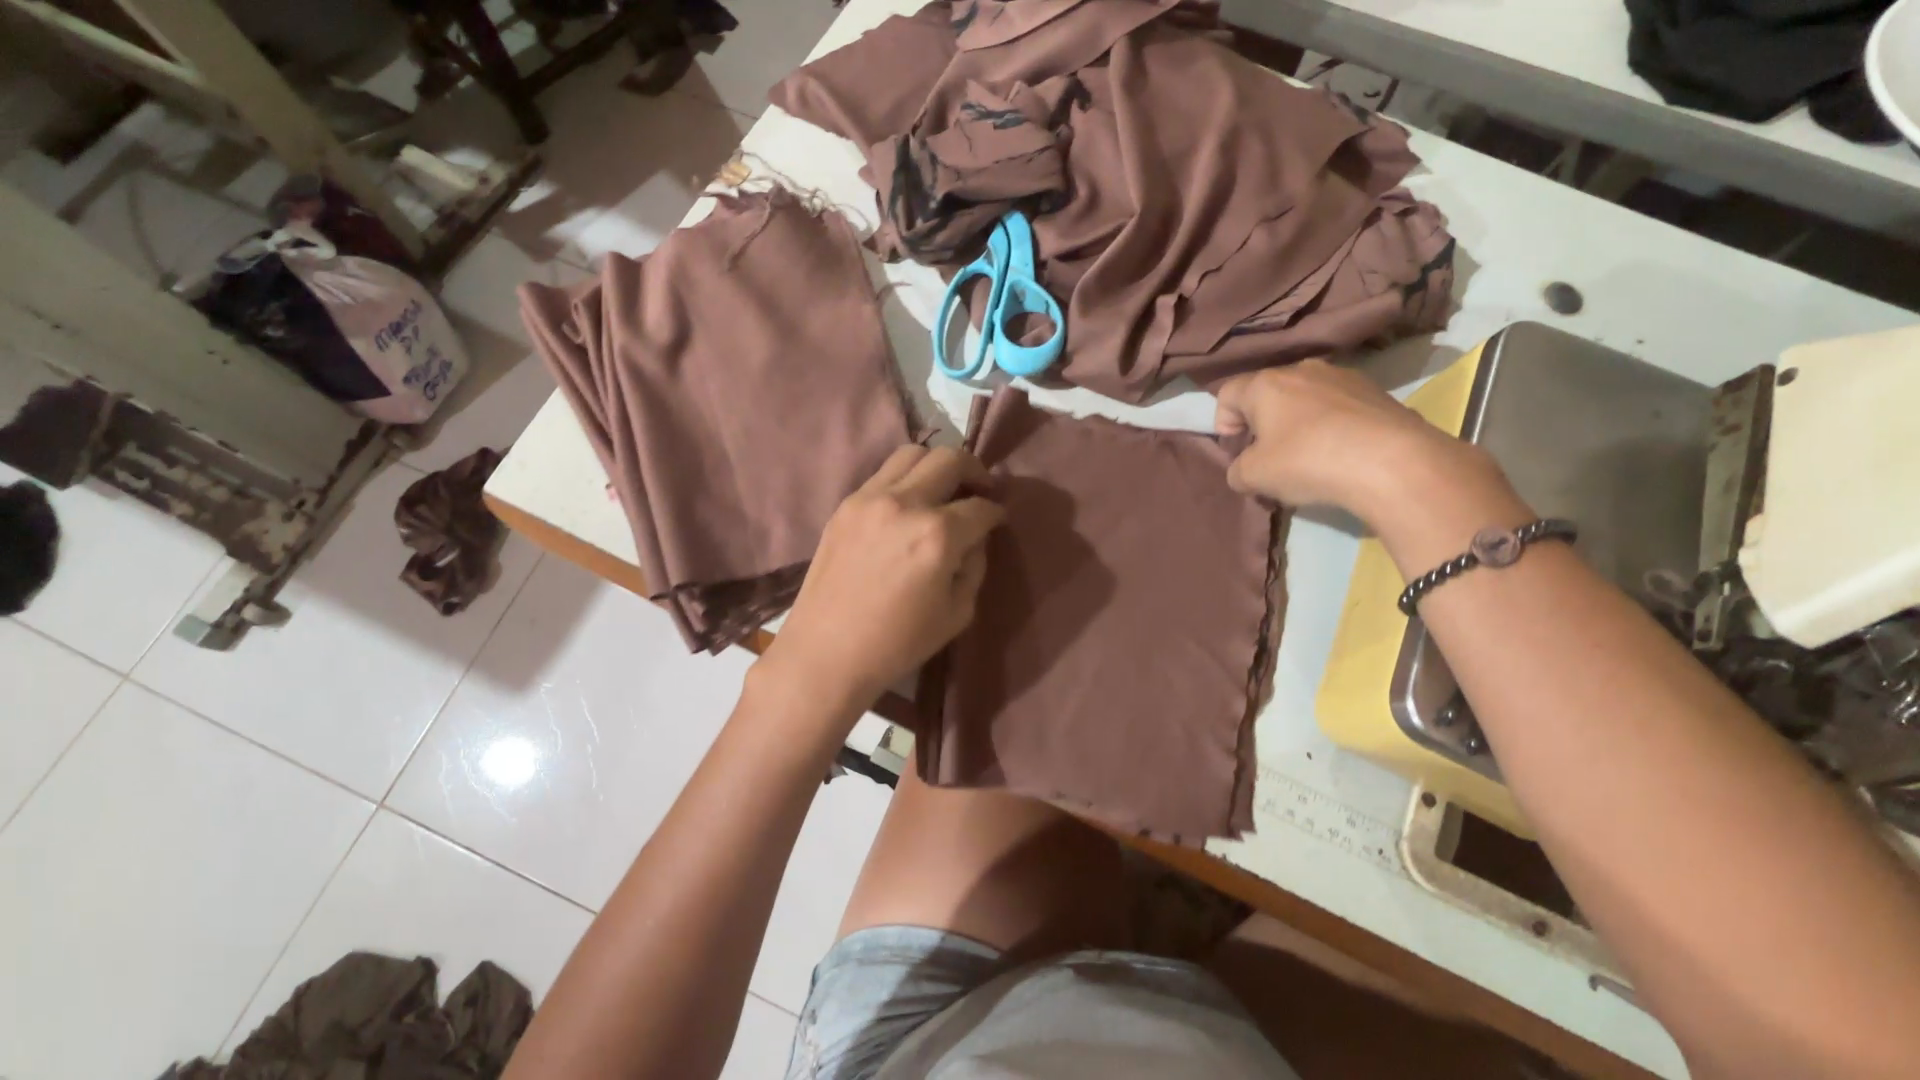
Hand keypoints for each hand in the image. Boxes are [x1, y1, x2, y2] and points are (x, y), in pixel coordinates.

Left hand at [758, 444, 1004, 712]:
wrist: (827, 652)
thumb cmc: (898, 643)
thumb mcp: (958, 612)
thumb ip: (974, 565)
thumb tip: (975, 538)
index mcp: (937, 535)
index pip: (980, 507)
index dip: (996, 513)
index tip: (998, 519)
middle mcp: (905, 504)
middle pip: (950, 459)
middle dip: (974, 471)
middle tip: (980, 491)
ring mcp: (869, 499)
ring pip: (913, 453)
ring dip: (937, 465)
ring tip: (944, 489)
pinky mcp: (846, 505)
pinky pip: (884, 474)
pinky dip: (905, 479)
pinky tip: (910, 505)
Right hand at [1214, 359, 1493, 521]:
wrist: (1392, 462)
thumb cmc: (1308, 462)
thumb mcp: (1254, 477)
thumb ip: (1237, 471)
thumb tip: (1243, 470)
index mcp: (1265, 384)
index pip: (1227, 394)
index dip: (1223, 424)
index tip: (1237, 451)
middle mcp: (1302, 370)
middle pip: (1269, 393)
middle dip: (1263, 423)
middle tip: (1269, 457)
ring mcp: (1344, 377)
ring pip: (1306, 398)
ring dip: (1300, 423)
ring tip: (1310, 457)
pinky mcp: (1377, 393)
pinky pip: (1340, 408)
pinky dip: (1333, 427)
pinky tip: (1343, 454)